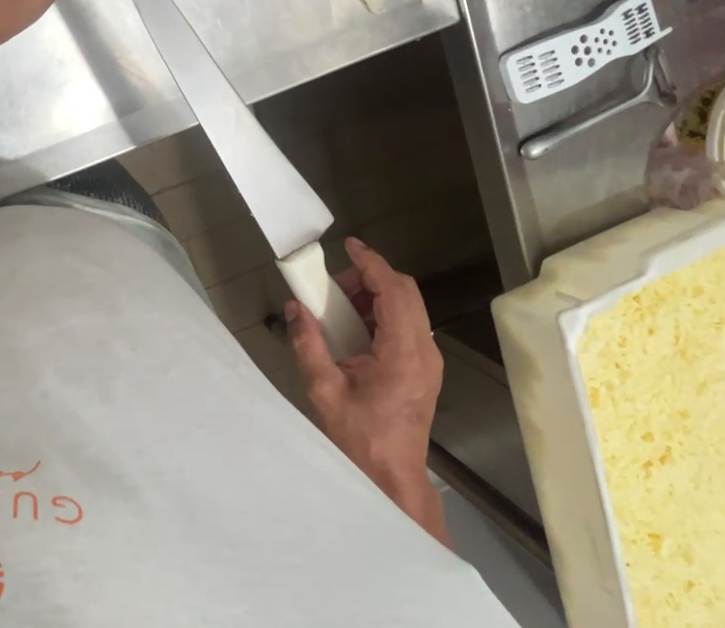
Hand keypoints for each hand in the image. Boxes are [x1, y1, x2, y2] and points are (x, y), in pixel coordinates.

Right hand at [287, 237, 449, 544]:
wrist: (390, 477)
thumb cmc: (358, 436)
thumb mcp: (323, 388)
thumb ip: (308, 343)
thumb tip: (295, 308)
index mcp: (404, 353)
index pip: (394, 291)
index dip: (372, 264)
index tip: (349, 246)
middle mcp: (424, 351)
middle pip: (406, 293)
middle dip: (369, 278)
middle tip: (333, 286)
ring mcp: (428, 361)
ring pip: (408, 307)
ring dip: (374, 295)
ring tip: (338, 306)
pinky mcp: (423, 369)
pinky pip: (406, 325)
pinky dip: (381, 313)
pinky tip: (353, 327)